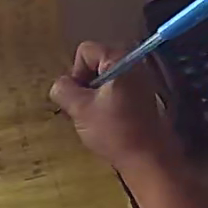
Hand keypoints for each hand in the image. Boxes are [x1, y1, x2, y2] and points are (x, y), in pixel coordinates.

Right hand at [48, 42, 183, 174]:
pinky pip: (113, 92)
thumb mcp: (79, 109)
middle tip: (82, 109)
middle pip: (94, 64)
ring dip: (91, 97)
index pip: (86, 51)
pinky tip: (104, 123)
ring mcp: (139, 81)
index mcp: (120, 61)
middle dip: (83, 85)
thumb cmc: (113, 130)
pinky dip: (104, 104)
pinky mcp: (142, 97)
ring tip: (93, 119)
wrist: (147, 157)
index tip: (79, 96)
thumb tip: (61, 84)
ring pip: (102, 80)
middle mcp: (133, 65)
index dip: (76, 72)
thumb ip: (63, 89)